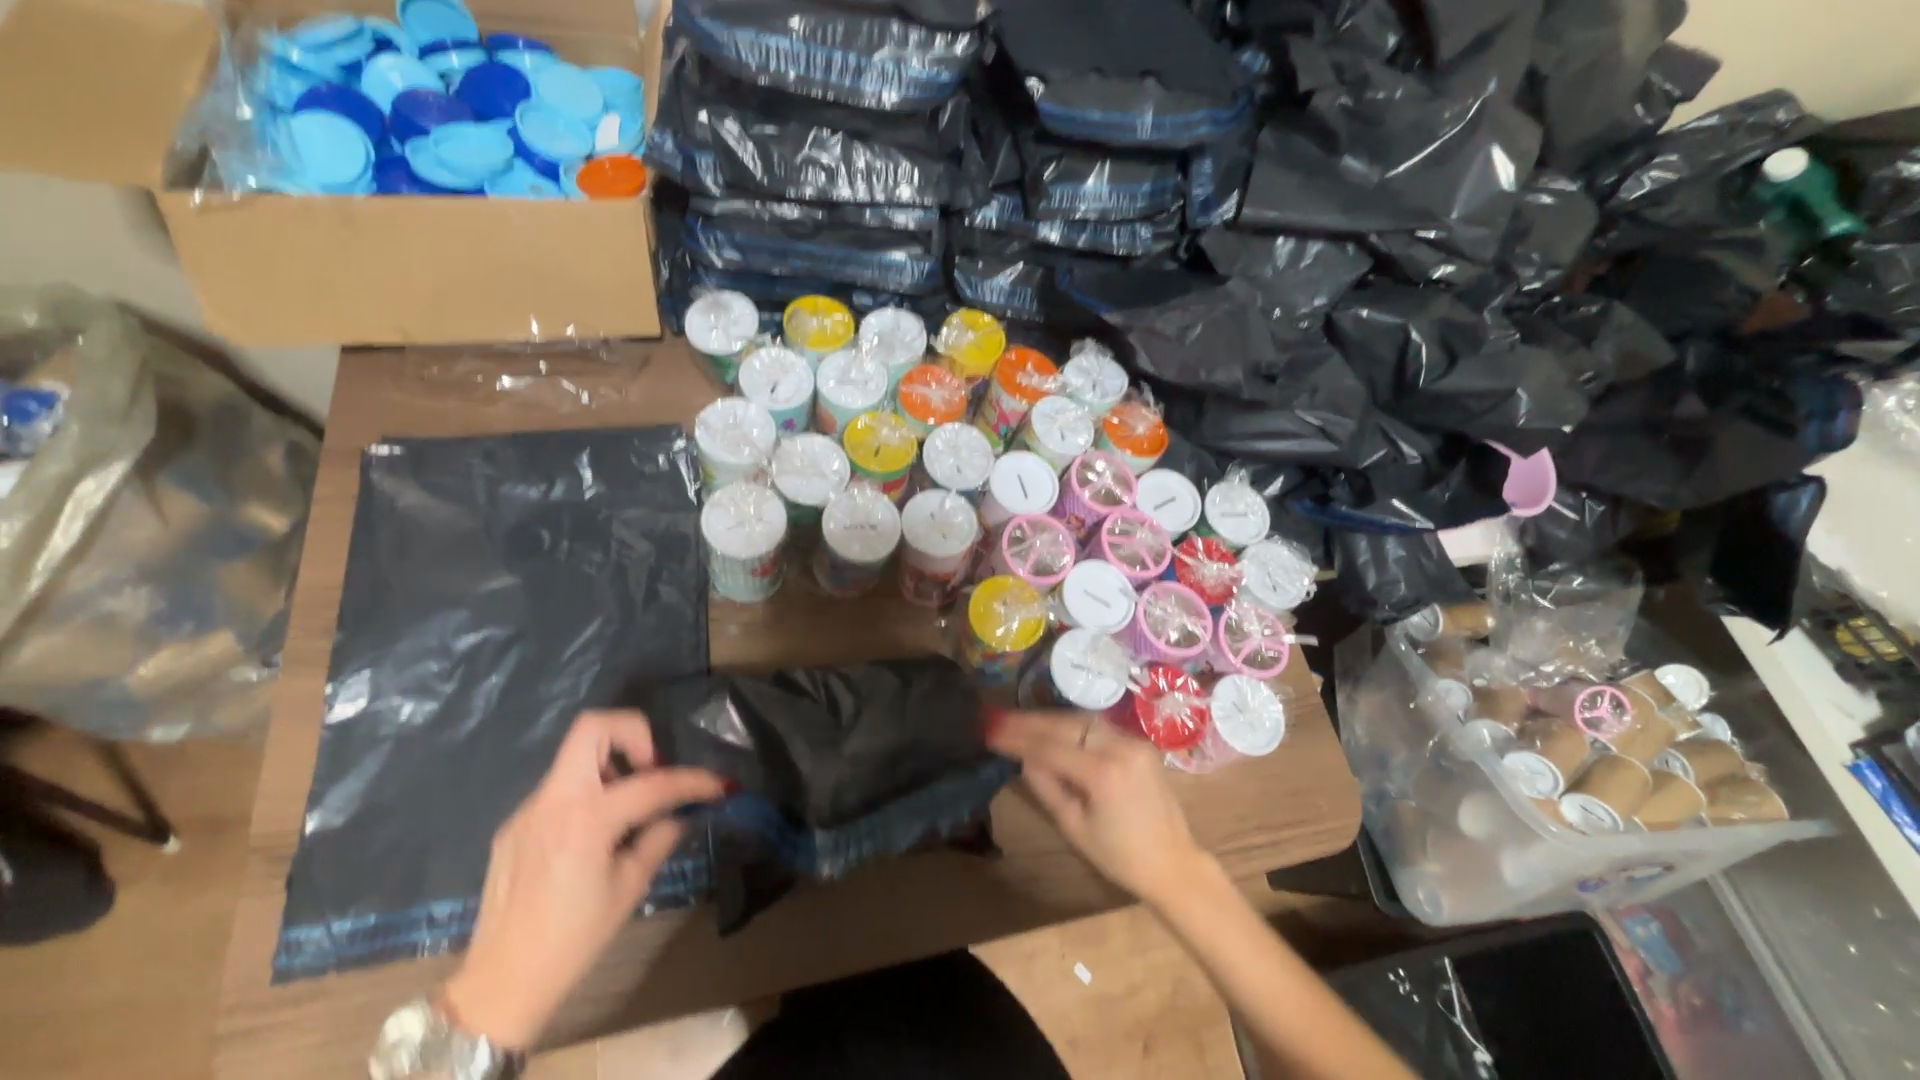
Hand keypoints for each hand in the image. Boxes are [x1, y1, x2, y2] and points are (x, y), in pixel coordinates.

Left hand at [442, 710, 725, 1047]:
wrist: (502, 981)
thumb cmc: (574, 940)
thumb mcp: (628, 889)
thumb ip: (657, 840)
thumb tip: (678, 815)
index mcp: (586, 819)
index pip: (652, 783)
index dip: (692, 780)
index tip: (717, 785)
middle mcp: (553, 800)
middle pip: (593, 728)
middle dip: (634, 734)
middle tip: (653, 768)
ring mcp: (528, 810)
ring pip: (574, 758)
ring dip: (610, 765)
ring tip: (630, 805)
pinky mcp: (515, 825)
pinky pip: (558, 792)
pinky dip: (587, 796)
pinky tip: (596, 837)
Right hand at [988, 709, 1213, 909]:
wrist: (1173, 863)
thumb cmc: (1120, 857)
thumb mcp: (1073, 826)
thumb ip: (1046, 786)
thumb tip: (1023, 758)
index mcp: (1103, 773)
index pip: (1050, 746)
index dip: (1017, 738)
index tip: (991, 732)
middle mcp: (1121, 748)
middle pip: (1066, 724)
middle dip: (1030, 721)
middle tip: (999, 720)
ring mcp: (1135, 742)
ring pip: (1083, 719)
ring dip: (1050, 719)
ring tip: (1020, 721)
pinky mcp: (1142, 744)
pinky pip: (1100, 727)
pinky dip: (1073, 726)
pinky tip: (1053, 729)